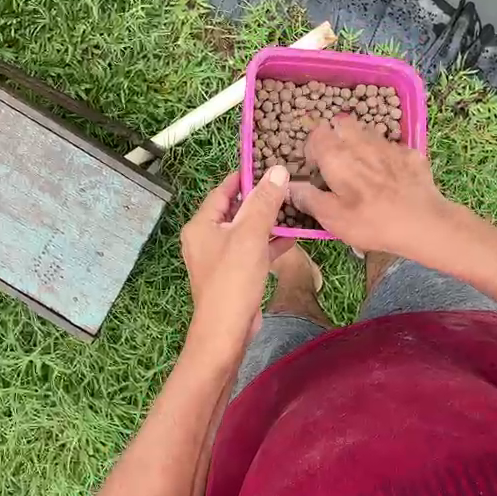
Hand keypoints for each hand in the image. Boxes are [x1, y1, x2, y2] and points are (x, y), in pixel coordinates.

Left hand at [180, 167, 291, 352]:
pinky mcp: (235, 273)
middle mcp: (206, 238)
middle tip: (288, 184)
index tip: (269, 164)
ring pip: (247, 230)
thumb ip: (264, 202)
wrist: (226, 331)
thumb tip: (278, 171)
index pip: (223, 190)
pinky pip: (253, 249)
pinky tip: (294, 235)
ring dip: (269, 220)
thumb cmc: (233, 280)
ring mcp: (220, 257)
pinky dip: (270, 242)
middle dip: (262, 198)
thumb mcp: (250, 235)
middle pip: (236, 209)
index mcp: (201, 225)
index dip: (245, 176)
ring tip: (295, 206)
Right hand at [291, 117, 461, 256]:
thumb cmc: (370, 221)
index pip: (316, 134)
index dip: (312, 148)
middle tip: (337, 163)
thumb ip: (308, 198)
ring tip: (363, 169)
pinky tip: (391, 177)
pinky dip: (386, 157)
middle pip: (343, 124)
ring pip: (368, 133)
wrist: (422, 223)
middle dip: (336, 137)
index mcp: (337, 155)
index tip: (315, 168)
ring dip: (361, 145)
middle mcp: (361, 142)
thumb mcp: (331, 217)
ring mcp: (389, 145)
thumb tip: (290, 187)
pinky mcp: (411, 154)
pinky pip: (392, 148)